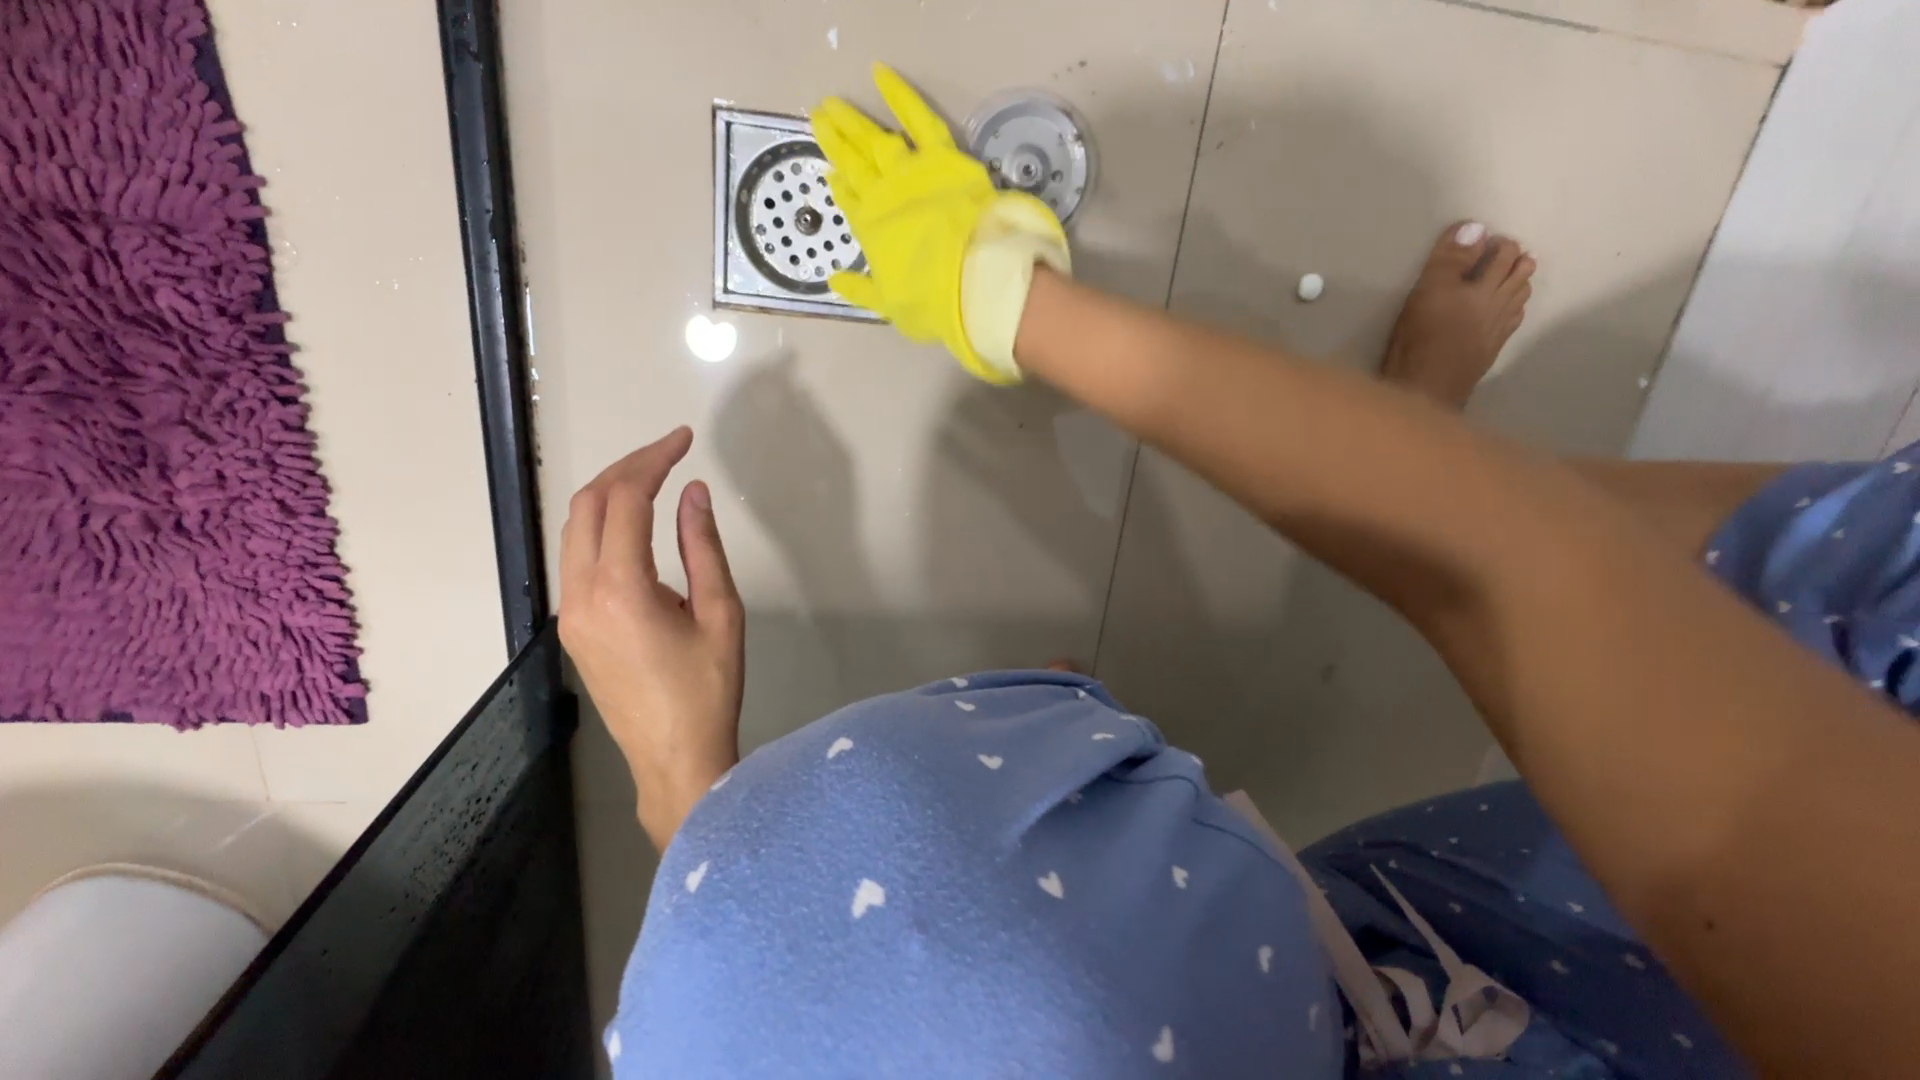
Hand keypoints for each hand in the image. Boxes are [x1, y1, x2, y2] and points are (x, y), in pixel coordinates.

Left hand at [558, 427, 742, 848]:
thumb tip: (693, 492)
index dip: (654, 460)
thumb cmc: (708, 690)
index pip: (626, 500)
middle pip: (589, 504)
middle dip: (628, 467)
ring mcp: (570, 613)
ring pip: (576, 529)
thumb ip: (704, 547)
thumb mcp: (721, 615)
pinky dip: (603, 526)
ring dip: (610, 494)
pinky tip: (637, 527)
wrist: (673, 759)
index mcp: (621, 589)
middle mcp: (581, 594)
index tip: (685, 439)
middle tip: (670, 451)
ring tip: (654, 478)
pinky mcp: (574, 628)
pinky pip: (578, 558)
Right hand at [810, 63, 1070, 383]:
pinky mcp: (941, 157)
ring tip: (833, 105)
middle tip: (818, 118)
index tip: (831, 173)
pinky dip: (900, 94)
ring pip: (875, 139)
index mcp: (871, 232)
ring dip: (853, 121)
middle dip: (835, 141)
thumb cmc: (932, 301)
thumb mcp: (891, 305)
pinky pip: (919, 118)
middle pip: (855, 163)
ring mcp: (910, 173)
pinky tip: (881, 74)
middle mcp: (884, 197)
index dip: (840, 186)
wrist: (973, 280)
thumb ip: (863, 290)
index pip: (851, 202)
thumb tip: (835, 281)